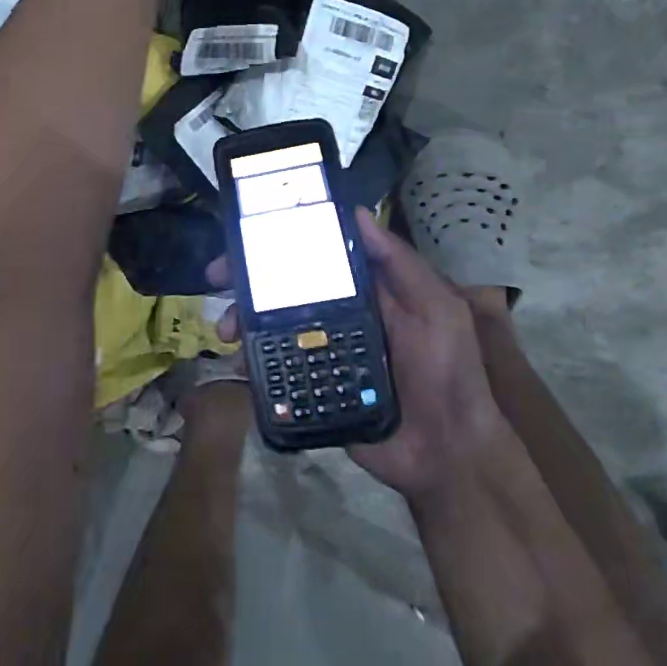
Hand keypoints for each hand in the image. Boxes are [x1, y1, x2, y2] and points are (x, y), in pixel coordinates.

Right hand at [206, 208, 513, 498]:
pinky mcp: (315, 390)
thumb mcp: (436, 308)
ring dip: (245, 321)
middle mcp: (341, 317)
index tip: (249, 236)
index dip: (285, 243)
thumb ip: (400, 264)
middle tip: (217, 281)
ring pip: (275, 327)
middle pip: (287, 290)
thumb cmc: (448, 371)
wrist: (447, 452)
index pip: (320, 257)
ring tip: (228, 330)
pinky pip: (278, 371)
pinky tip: (240, 362)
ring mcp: (325, 354)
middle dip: (249, 281)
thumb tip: (358, 212)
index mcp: (368, 292)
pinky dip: (254, 363)